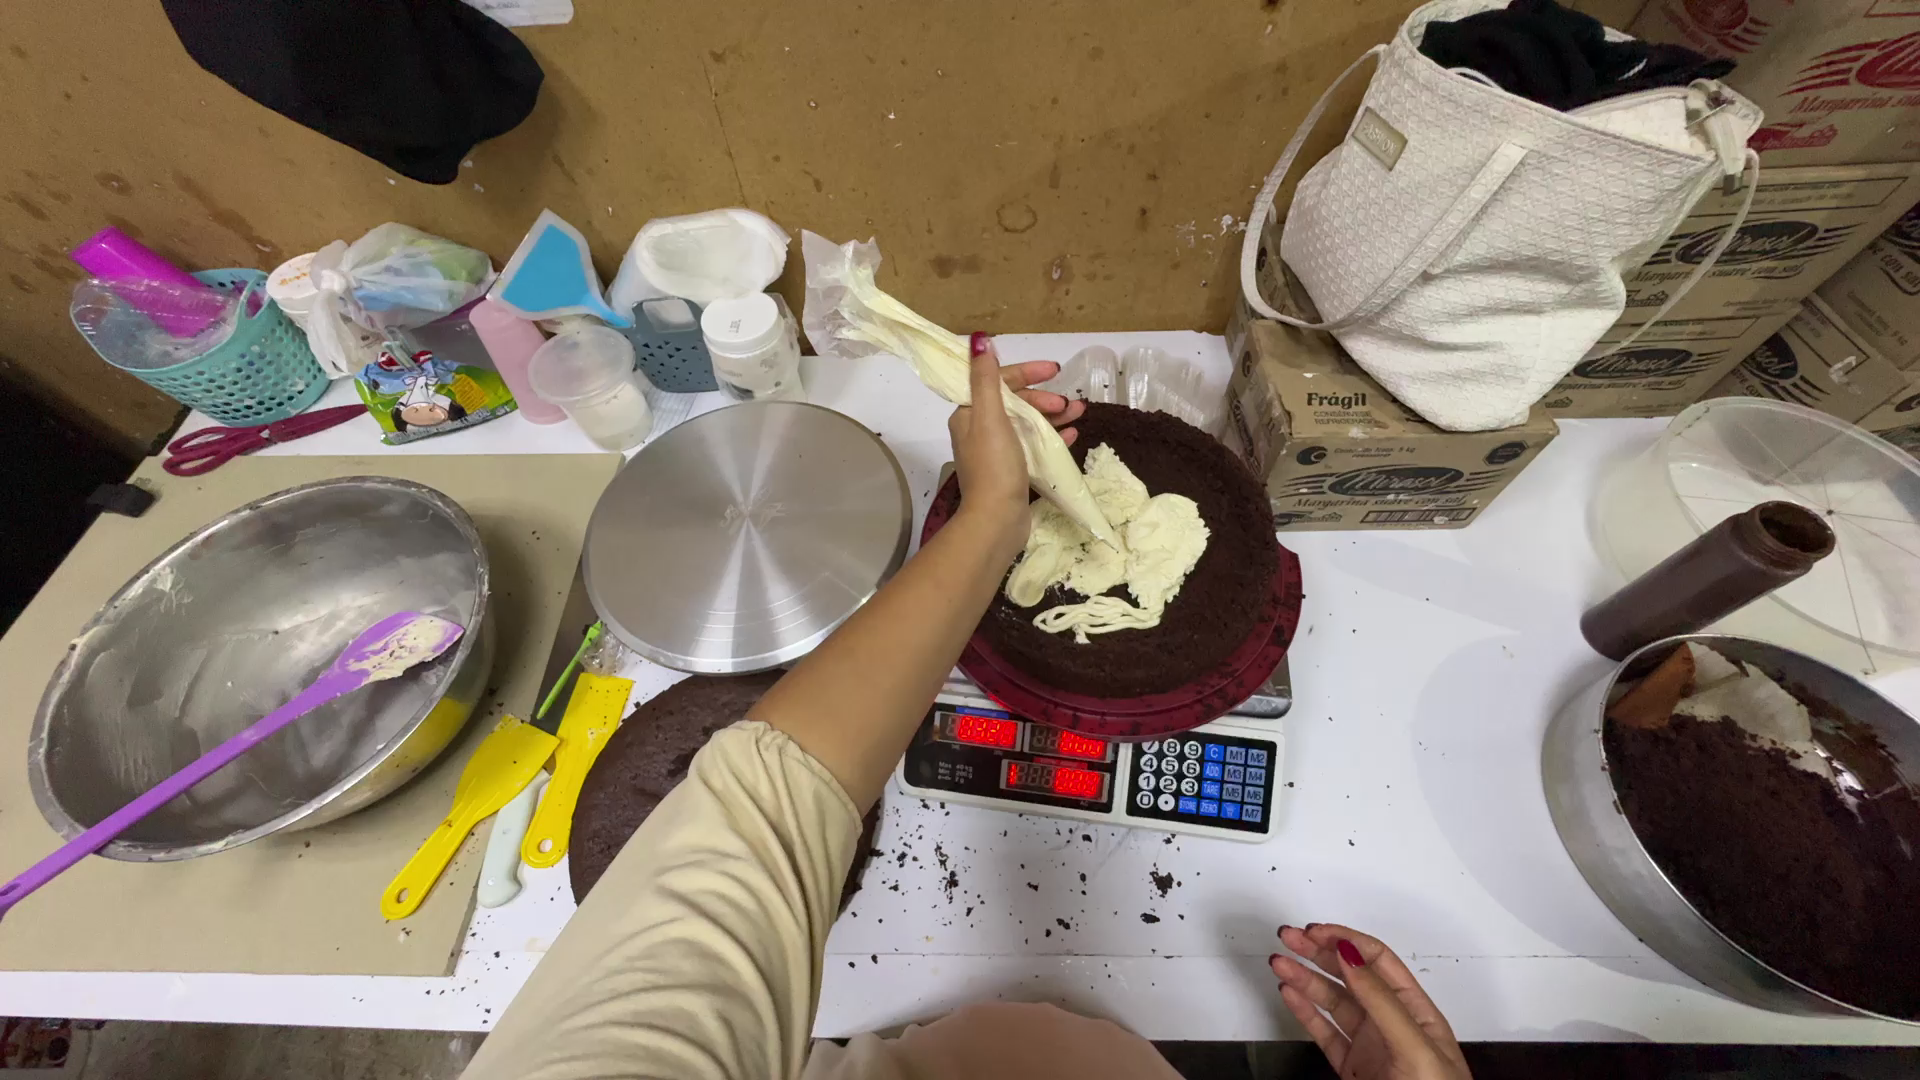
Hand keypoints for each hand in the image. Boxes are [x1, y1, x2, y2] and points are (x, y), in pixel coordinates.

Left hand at [947, 334, 1082, 559]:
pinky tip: (1073, 435)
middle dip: (1044, 398)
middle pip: (1015, 403)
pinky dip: (1053, 437)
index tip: (1054, 370)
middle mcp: (979, 431)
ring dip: (1054, 415)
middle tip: (1067, 404)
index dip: (1027, 372)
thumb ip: (985, 379)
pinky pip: (1034, 445)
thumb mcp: (990, 417)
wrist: (996, 520)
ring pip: (1028, 423)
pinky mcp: (1012, 471)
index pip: (998, 382)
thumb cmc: (994, 467)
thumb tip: (979, 341)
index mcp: (969, 415)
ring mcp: (997, 453)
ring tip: (1080, 413)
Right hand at [1271, 924, 1470, 1079]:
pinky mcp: (1351, 1068)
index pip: (1378, 961)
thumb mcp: (1415, 1049)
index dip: (1345, 941)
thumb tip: (1348, 950)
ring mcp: (1370, 1046)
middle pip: (1349, 975)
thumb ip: (1381, 1000)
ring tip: (1278, 964)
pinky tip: (1288, 994)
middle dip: (1316, 952)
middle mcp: (1391, 1023)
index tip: (1314, 932)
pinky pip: (1323, 1032)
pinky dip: (1304, 1011)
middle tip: (1286, 937)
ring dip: (1303, 978)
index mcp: (1416, 1013)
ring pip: (1331, 1001)